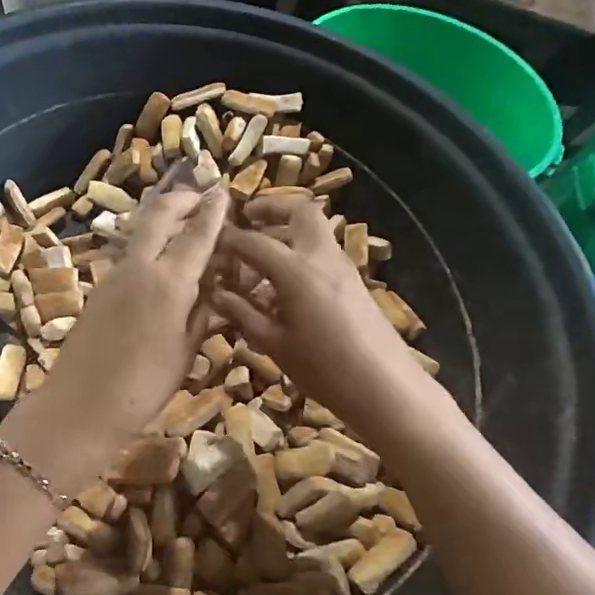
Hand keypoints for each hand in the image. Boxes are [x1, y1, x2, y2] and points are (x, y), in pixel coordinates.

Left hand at [3, 188, 229, 489]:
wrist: (80, 406)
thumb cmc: (144, 386)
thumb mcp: (186, 351)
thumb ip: (202, 313)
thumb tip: (214, 287)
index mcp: (169, 282)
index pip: (197, 233)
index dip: (213, 210)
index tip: (224, 191)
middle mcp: (140, 266)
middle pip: (160, 214)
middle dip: (182, 200)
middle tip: (201, 198)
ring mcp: (114, 275)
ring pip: (142, 231)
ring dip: (164, 220)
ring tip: (186, 226)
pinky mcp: (100, 288)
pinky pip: (132, 254)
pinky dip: (151, 245)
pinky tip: (163, 263)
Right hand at [212, 197, 441, 443]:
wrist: (384, 386)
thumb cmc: (323, 369)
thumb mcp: (275, 344)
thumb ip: (244, 314)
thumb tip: (217, 294)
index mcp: (296, 271)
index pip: (254, 241)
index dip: (229, 239)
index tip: (210, 241)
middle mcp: (321, 257)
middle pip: (300, 211)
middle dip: (273, 208)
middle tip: (249, 219)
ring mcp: (343, 267)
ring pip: (315, 231)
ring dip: (287, 233)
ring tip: (261, 261)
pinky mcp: (354, 282)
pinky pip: (323, 253)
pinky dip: (301, 254)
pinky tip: (285, 288)